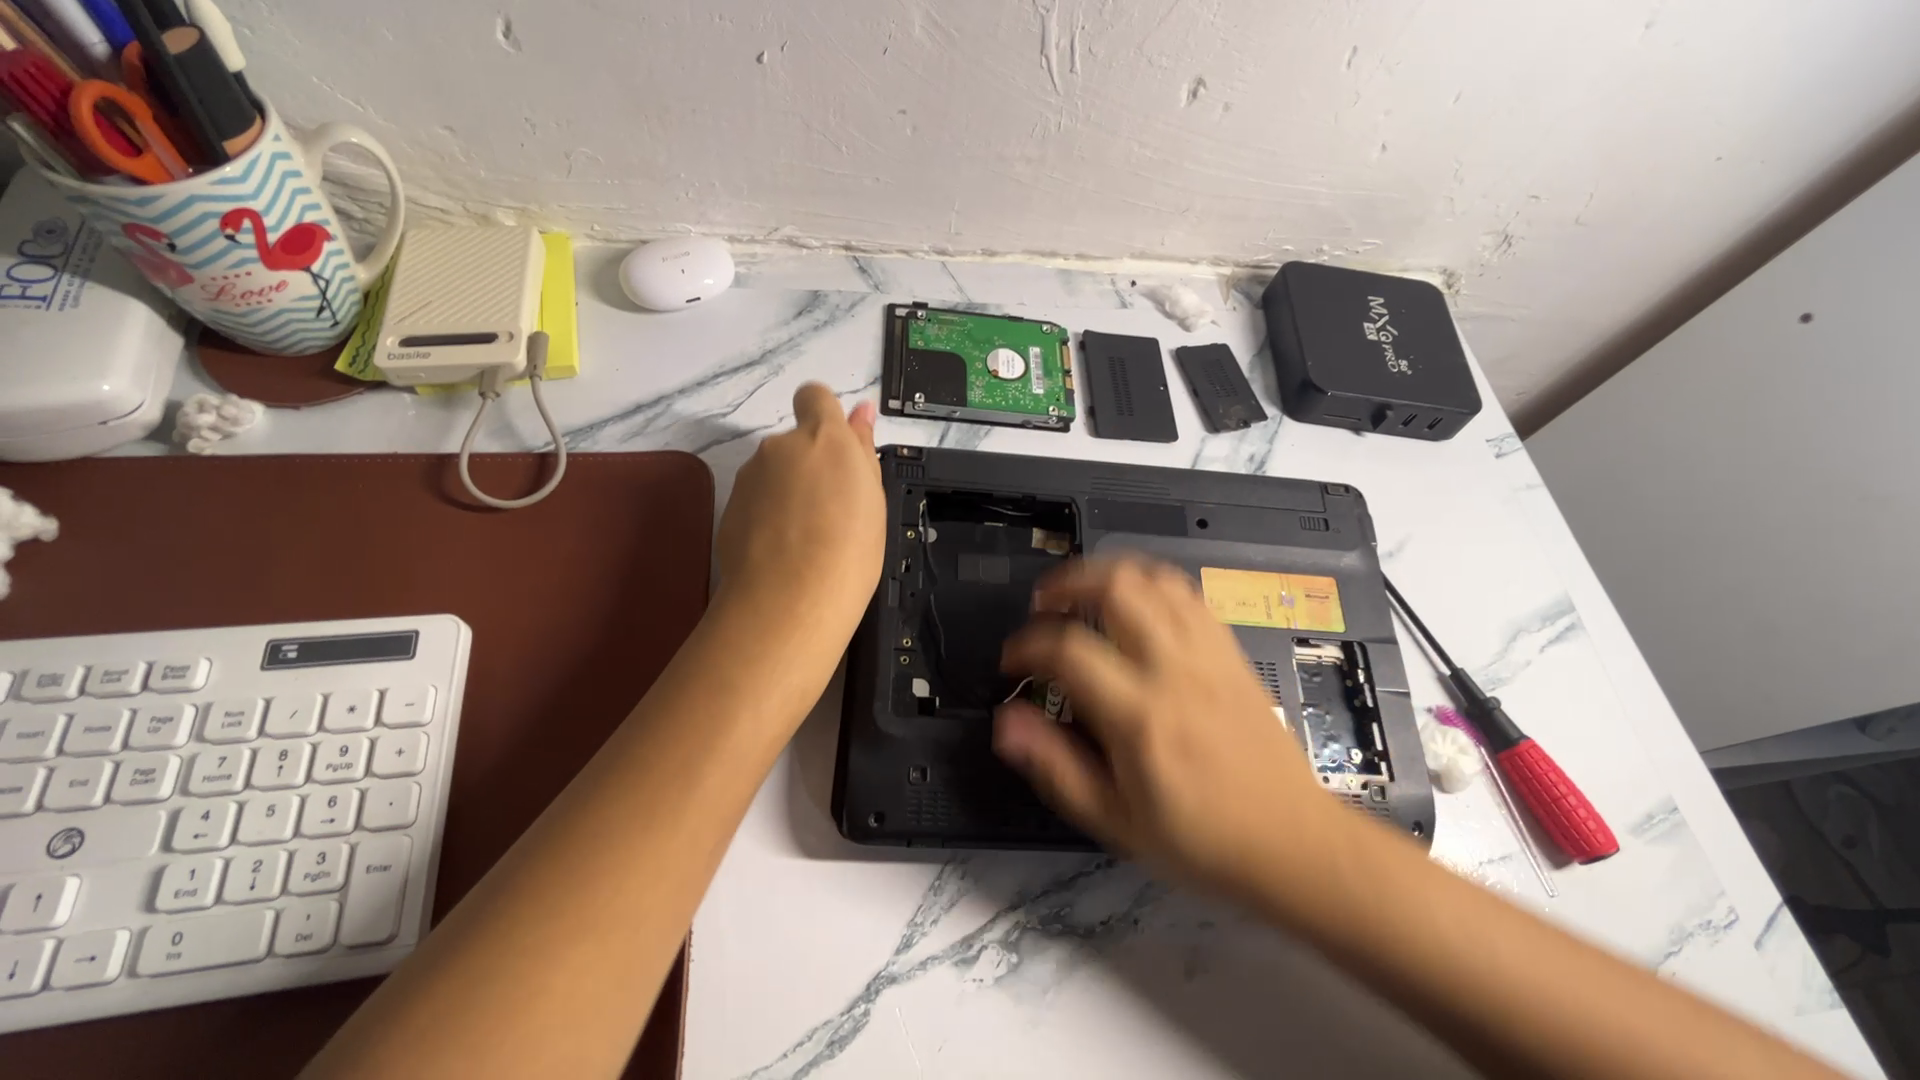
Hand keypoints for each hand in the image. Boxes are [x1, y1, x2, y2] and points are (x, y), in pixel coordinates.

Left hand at [715, 384, 884, 640]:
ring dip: (789, 495)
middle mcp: (780, 447)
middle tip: (833, 512)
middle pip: (795, 444)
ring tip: (810, 540)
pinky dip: (769, 519)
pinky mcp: (729, 509)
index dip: (824, 417)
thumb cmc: (850, 549)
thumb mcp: (872, 496)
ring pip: (774, 475)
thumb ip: (861, 448)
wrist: (791, 601)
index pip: (815, 397)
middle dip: (810, 467)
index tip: (837, 450)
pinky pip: (756, 503)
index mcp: (822, 437)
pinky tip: (784, 554)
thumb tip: (860, 412)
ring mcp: (749, 478)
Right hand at [994, 556, 1346, 901]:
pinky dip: (1151, 585)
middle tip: (1043, 606)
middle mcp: (1175, 671)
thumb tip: (1007, 723)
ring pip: (1154, 578)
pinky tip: (1135, 607)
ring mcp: (1209, 656)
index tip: (1013, 662)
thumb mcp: (1114, 820)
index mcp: (1140, 717)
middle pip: (1115, 588)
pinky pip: (1189, 595)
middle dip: (1066, 583)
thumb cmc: (1199, 840)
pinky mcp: (1232, 653)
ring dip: (1108, 575)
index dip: (1026, 645)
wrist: (1291, 842)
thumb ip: (1056, 765)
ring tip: (1083, 596)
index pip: (1068, 649)